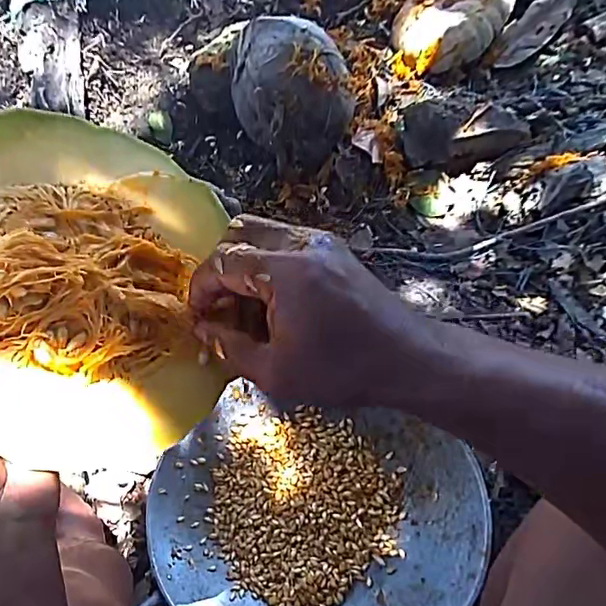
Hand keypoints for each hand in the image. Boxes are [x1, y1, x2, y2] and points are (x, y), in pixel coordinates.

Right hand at [189, 215, 432, 407]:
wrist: (408, 359)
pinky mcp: (334, 253)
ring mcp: (322, 244)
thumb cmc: (343, 370)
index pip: (222, 262)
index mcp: (286, 272)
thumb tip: (205, 331)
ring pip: (262, 235)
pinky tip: (275, 308)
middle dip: (219, 271)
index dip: (201, 289)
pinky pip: (286, 246)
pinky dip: (268, 268)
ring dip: (243, 268)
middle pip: (238, 233)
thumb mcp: (276, 372)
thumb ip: (231, 348)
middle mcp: (303, 245)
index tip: (198, 318)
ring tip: (247, 313)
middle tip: (219, 310)